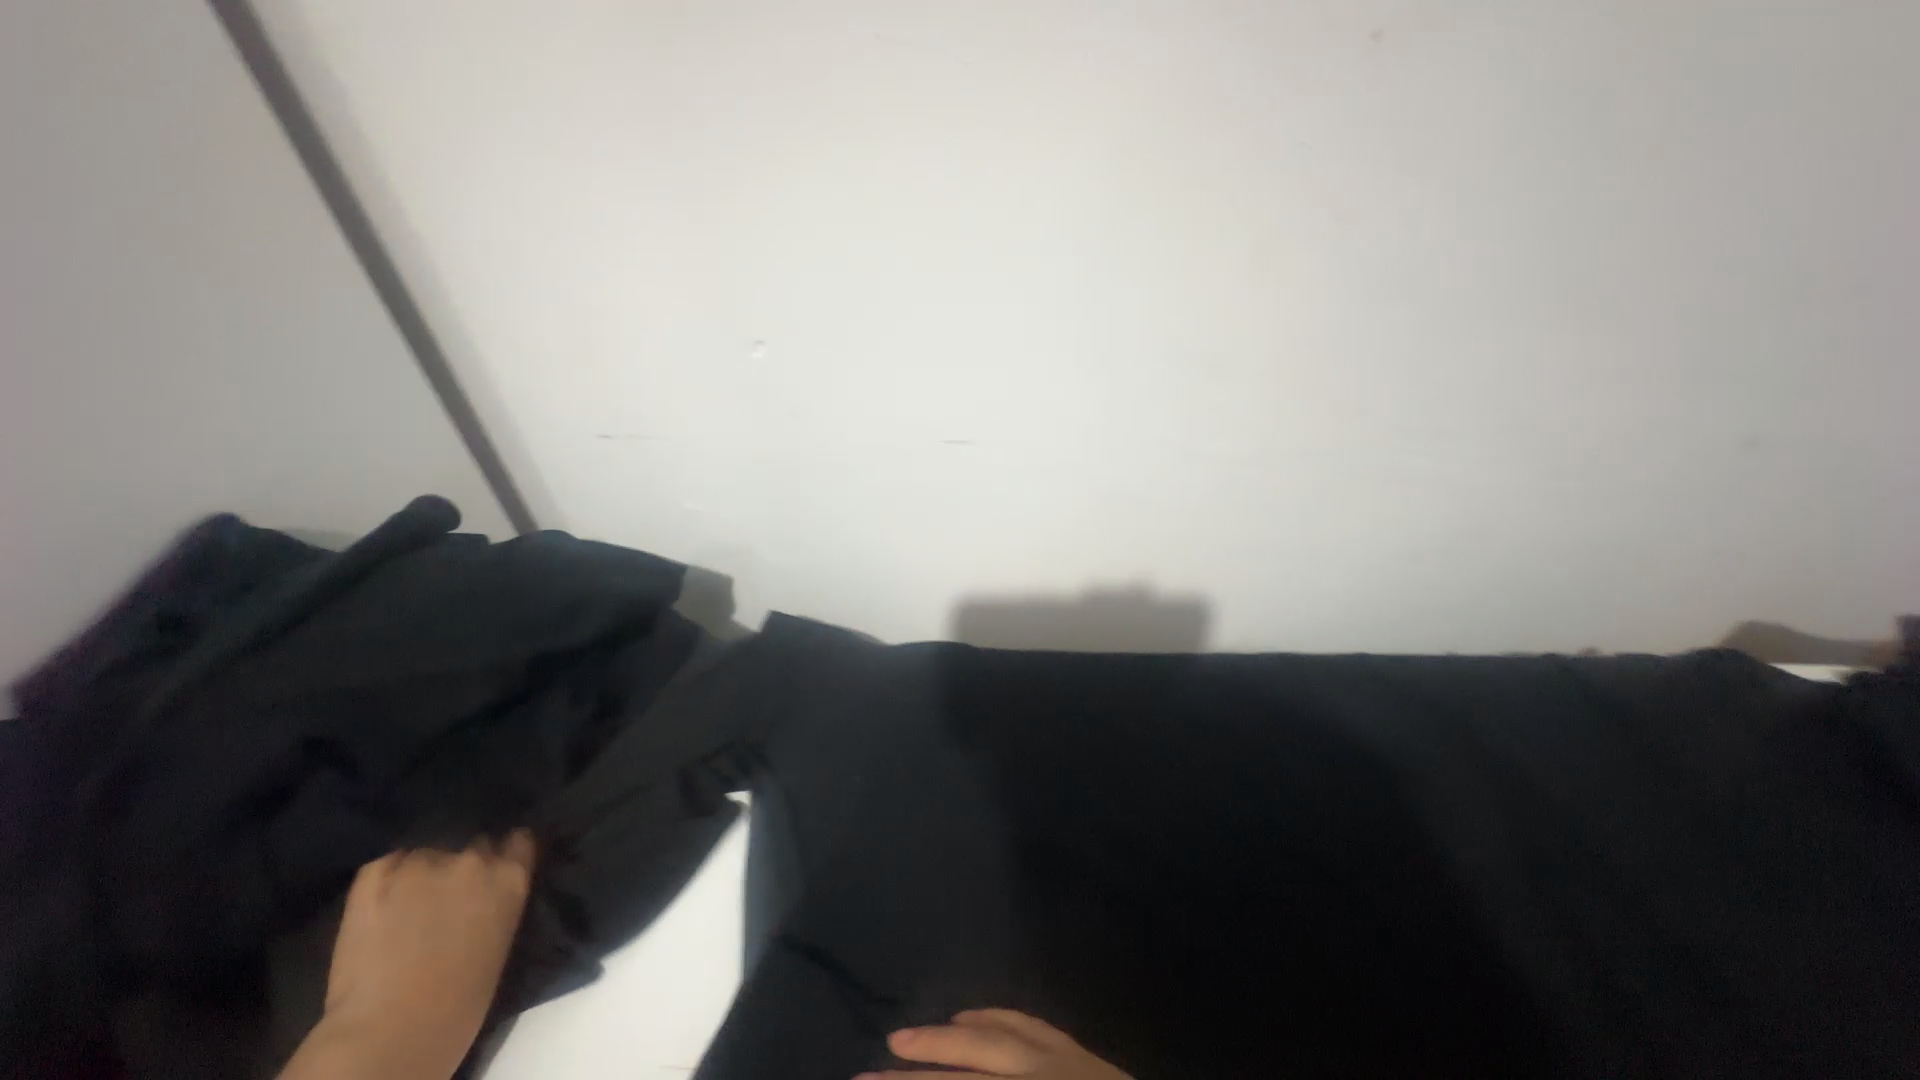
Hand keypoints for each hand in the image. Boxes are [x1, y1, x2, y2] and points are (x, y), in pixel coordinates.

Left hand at [278, 831, 536, 1079]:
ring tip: (406, 906)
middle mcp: (472, 859)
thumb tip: (483, 897)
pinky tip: (380, 907)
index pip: (519, 841)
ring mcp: (422, 862)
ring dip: (421, 875)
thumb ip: (497, 905)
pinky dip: (385, 882)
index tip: (498, 865)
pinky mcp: (376, 873)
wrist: (393, 1028)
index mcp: (511, 878)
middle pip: (473, 845)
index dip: (506, 852)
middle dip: (463, 865)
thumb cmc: (461, 1003)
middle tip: (448, 896)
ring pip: (425, 856)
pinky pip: (386, 865)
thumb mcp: (500, 943)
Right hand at [859, 1009, 1134, 1079]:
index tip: (867, 1078)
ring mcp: (1059, 1054)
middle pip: (967, 1055)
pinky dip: (998, 1017)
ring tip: (917, 1033)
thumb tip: (953, 1078)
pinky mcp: (1078, 1050)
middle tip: (879, 1052)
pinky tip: (985, 1017)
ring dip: (954, 1031)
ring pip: (995, 1031)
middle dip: (922, 1053)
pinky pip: (1029, 1023)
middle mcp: (1034, 1068)